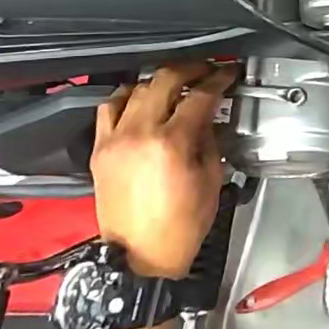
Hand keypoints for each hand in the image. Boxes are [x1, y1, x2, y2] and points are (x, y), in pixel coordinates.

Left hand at [90, 61, 236, 278]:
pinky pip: (109, 107)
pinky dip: (127, 96)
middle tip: (206, 70)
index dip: (219, 79)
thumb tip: (208, 115)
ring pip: (137, 87)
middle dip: (192, 69)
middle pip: (166, 79)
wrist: (140, 259)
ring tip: (177, 83)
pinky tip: (141, 99)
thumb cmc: (179, 227)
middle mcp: (139, 133)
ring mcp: (115, 139)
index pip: (200, 95)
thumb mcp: (210, 179)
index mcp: (171, 143)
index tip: (228, 73)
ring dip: (161, 80)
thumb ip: (209, 138)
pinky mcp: (100, 148)